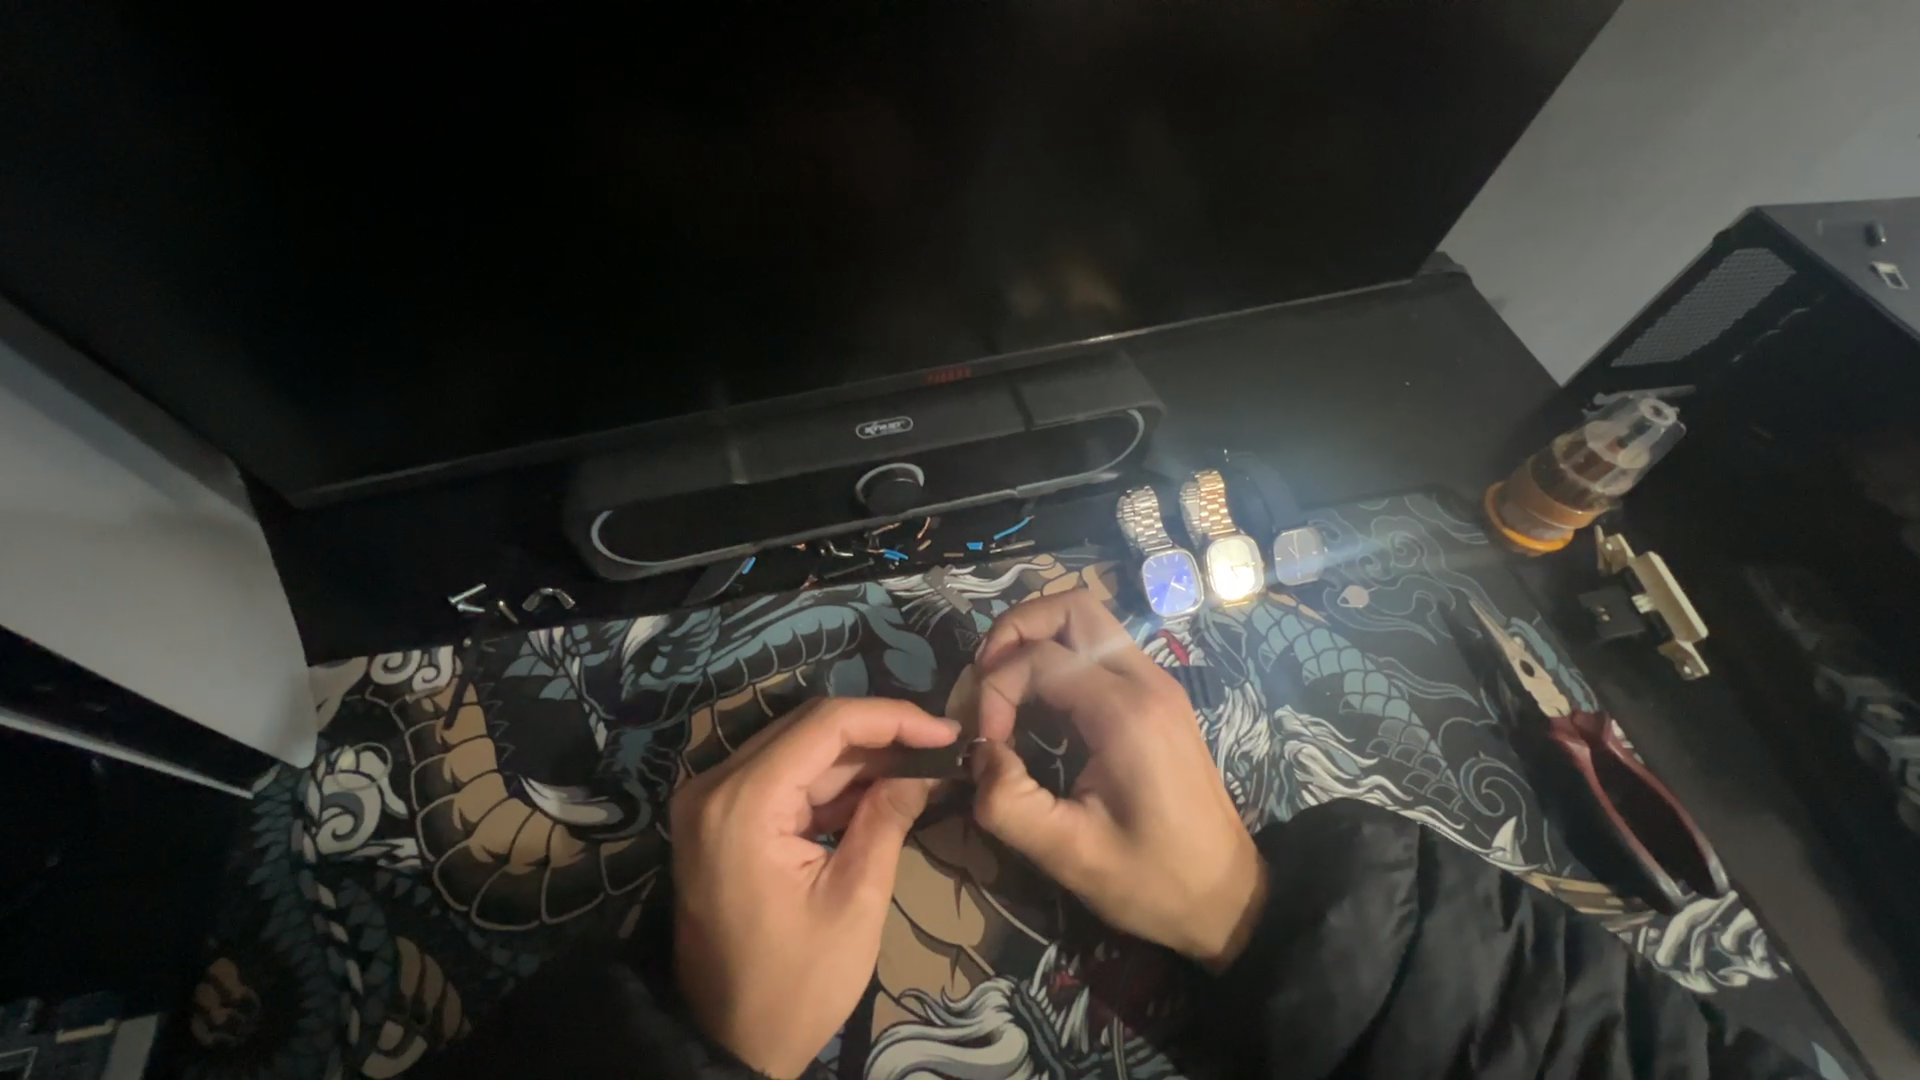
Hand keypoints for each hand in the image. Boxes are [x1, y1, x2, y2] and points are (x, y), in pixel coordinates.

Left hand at [671, 697, 958, 1076]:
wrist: (729, 1046)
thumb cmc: (795, 984)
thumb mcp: (855, 900)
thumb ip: (888, 817)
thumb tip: (927, 767)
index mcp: (742, 802)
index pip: (825, 725)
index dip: (891, 718)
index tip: (944, 732)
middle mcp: (717, 785)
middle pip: (809, 729)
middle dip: (879, 734)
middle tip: (938, 748)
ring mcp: (714, 800)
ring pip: (800, 750)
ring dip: (861, 758)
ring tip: (921, 766)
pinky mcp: (722, 817)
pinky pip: (785, 779)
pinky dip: (833, 783)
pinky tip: (881, 789)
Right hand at [968, 591, 1266, 971]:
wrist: (1230, 896)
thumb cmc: (1153, 881)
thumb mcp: (1071, 855)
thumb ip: (1009, 803)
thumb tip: (976, 754)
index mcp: (1127, 713)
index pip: (1041, 657)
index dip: (995, 689)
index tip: (985, 743)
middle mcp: (1146, 680)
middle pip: (1073, 605)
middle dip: (1015, 630)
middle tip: (985, 678)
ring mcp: (1156, 682)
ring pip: (1087, 619)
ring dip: (1036, 639)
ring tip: (1004, 687)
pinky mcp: (1155, 696)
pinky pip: (1099, 649)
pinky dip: (1058, 657)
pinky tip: (1037, 705)